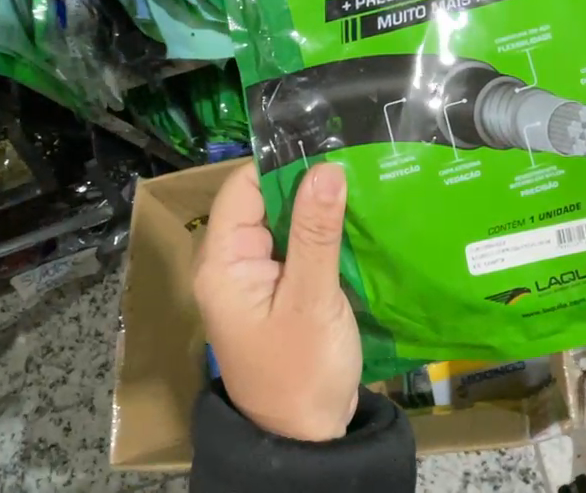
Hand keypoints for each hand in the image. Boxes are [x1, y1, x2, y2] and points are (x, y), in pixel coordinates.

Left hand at [192, 161, 361, 441]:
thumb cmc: (301, 372)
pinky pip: (297, 243)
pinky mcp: (280, 287)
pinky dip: (322, 230)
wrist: (307, 440)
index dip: (281, 164)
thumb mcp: (312, 299)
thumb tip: (326, 167)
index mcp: (223, 262)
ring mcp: (256, 276)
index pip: (243, 188)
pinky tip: (355, 216)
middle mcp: (232, 262)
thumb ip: (316, 232)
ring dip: (318, 205)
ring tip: (362, 178)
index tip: (327, 144)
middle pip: (264, 199)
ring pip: (285, 219)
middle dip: (305, 180)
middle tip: (354, 157)